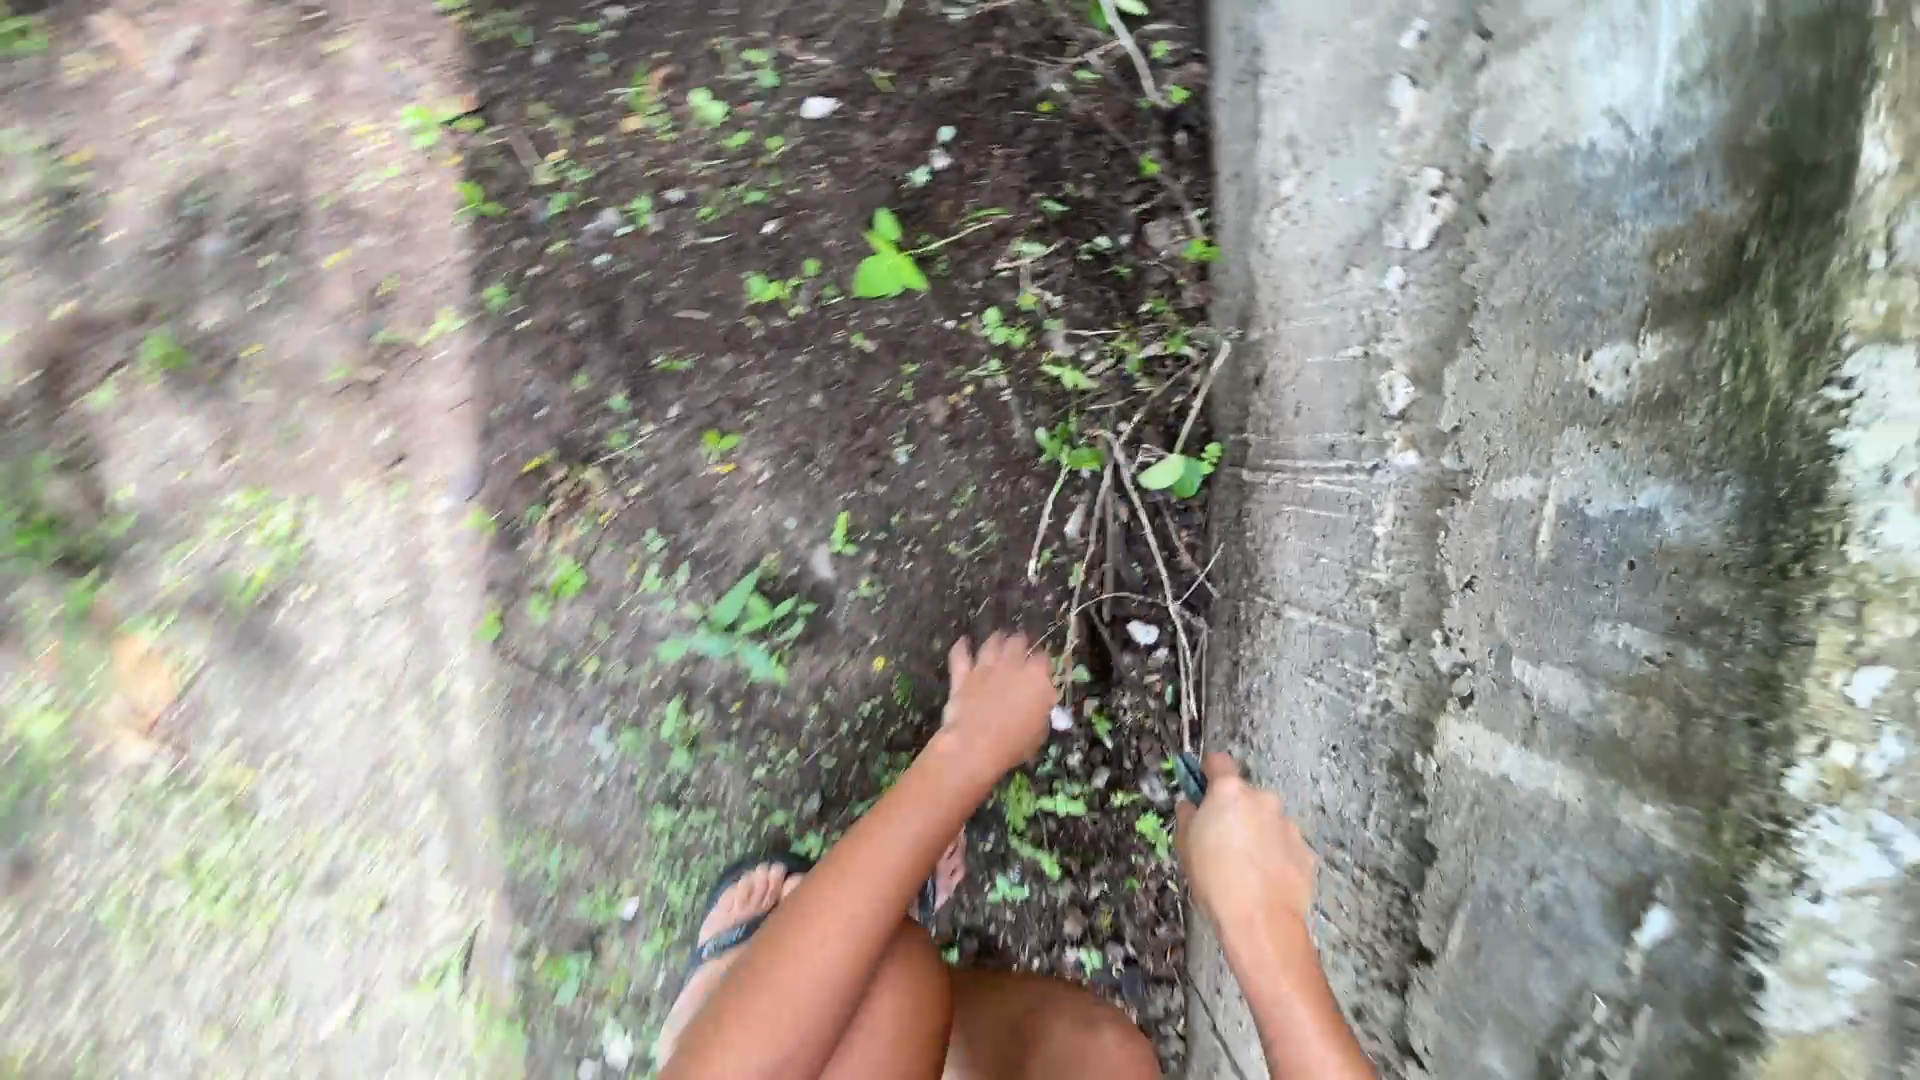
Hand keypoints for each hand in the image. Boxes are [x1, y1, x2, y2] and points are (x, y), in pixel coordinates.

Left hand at [935, 632, 1054, 782]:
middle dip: (1020, 641)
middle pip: (1017, 643)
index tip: (1042, 665)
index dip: (1043, 661)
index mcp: (1036, 678)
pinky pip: (960, 655)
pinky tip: (963, 641)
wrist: (976, 744)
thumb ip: (1042, 708)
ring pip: (991, 644)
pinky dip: (961, 646)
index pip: (1044, 660)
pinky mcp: (963, 676)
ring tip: (999, 636)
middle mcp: (1012, 666)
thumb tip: (1043, 698)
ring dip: (996, 639)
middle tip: (1021, 642)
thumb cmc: (1015, 743)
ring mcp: (985, 668)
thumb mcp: (1040, 730)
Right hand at [1175, 753, 1316, 932]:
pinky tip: (1266, 880)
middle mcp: (1263, 799)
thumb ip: (1188, 814)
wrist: (1260, 921)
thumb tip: (1193, 805)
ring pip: (1267, 820)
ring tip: (1247, 867)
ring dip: (1257, 833)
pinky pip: (1285, 845)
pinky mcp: (1306, 852)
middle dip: (1235, 810)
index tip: (1202, 790)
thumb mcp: (1183, 843)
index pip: (1218, 761)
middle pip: (1245, 795)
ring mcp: (1288, 825)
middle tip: (1223, 840)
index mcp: (1229, 791)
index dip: (1208, 772)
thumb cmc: (1213, 878)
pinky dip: (1276, 855)